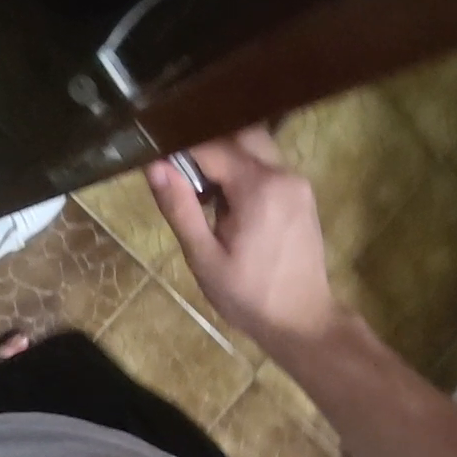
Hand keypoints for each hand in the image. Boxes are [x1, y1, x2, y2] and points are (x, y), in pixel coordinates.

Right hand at [145, 125, 344, 352]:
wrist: (301, 320)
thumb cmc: (247, 295)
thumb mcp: (204, 257)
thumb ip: (180, 208)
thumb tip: (154, 166)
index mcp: (259, 187)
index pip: (212, 147)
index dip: (180, 150)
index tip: (154, 160)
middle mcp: (283, 174)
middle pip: (239, 136)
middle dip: (205, 147)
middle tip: (177, 174)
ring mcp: (297, 183)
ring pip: (254, 149)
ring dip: (224, 160)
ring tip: (198, 193)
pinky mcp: (301, 194)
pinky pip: (266, 167)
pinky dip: (241, 173)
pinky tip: (224, 204)